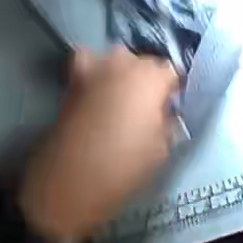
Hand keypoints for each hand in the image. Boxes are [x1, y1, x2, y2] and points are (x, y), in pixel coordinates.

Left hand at [17, 47, 179, 242]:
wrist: (67, 183)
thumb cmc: (123, 166)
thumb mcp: (162, 148)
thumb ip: (167, 121)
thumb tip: (165, 112)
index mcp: (153, 77)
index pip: (173, 72)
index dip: (174, 91)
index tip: (172, 108)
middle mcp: (127, 63)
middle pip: (147, 63)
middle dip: (151, 80)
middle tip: (149, 108)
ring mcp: (97, 67)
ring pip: (119, 59)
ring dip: (124, 72)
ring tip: (123, 97)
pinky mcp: (74, 80)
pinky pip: (89, 62)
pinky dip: (94, 68)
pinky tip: (97, 87)